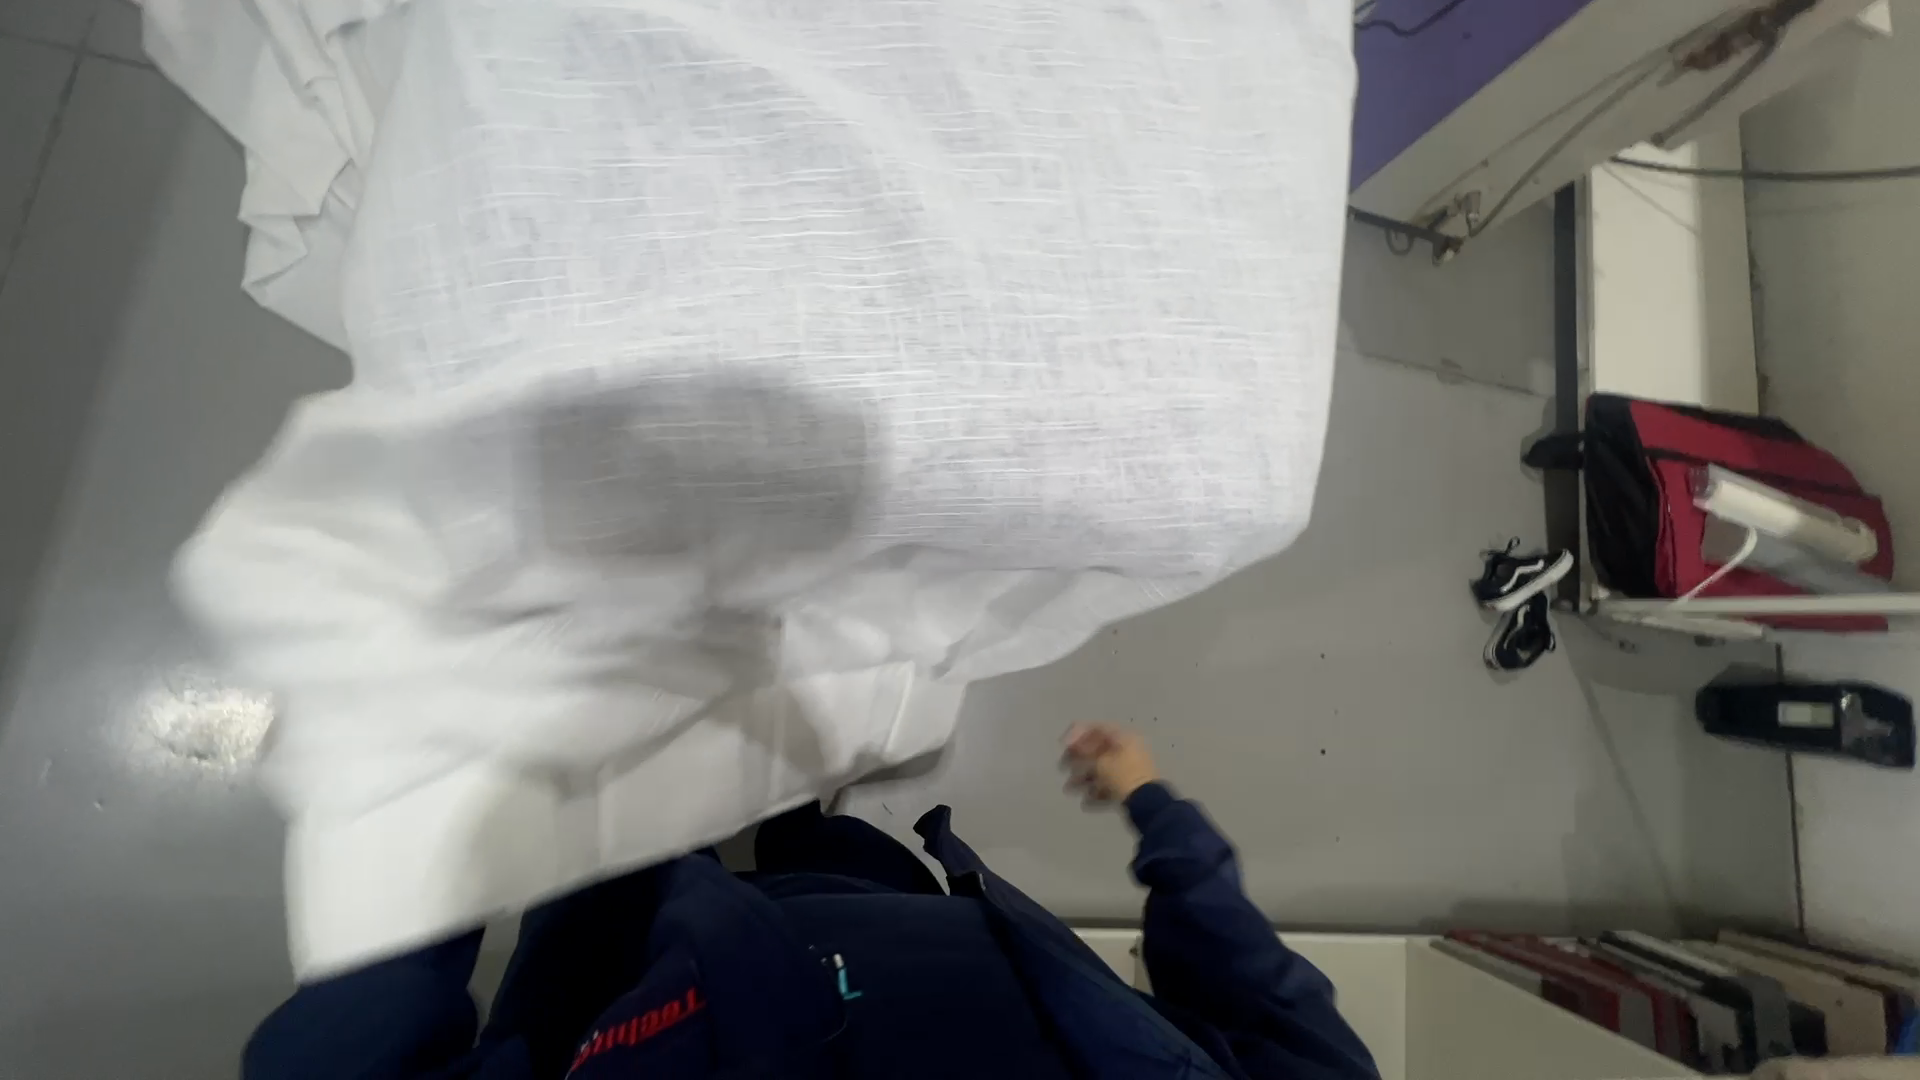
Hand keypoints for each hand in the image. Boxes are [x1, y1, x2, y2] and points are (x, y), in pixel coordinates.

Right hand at [1062, 724, 1159, 803]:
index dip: (1077, 733)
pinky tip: (1086, 803)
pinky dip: (1097, 792)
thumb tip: (1072, 747)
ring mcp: (1129, 769)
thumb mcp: (1099, 763)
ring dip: (1083, 779)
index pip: (1096, 728)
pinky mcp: (1130, 786)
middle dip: (1077, 761)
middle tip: (1062, 767)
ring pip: (1102, 770)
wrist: (1148, 804)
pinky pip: (1110, 786)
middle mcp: (1127, 750)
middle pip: (1097, 751)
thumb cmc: (1122, 776)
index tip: (1063, 744)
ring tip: (1069, 789)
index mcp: (1123, 738)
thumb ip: (1083, 753)